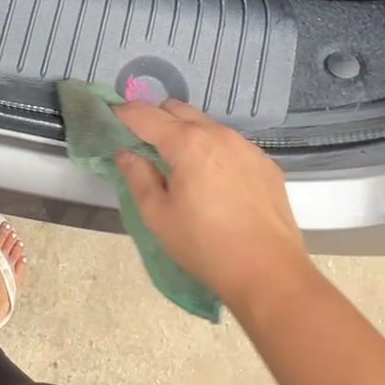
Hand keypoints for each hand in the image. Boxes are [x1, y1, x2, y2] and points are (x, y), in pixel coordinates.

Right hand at [114, 100, 311, 310]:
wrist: (271, 275)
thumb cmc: (206, 246)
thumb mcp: (158, 216)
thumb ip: (137, 177)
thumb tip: (127, 153)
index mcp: (187, 143)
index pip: (146, 115)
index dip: (124, 113)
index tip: (112, 118)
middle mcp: (217, 134)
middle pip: (177, 108)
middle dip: (156, 118)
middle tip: (145, 144)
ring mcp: (245, 147)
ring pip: (206, 124)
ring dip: (187, 133)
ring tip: (181, 165)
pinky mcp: (265, 164)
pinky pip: (231, 144)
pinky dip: (214, 150)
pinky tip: (215, 182)